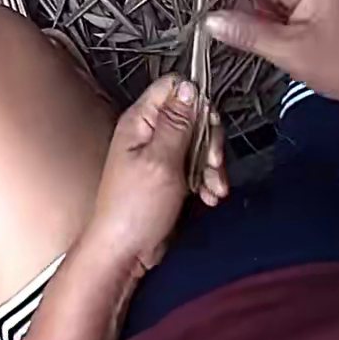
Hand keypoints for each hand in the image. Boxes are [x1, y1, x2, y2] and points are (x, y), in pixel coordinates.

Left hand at [76, 76, 227, 281]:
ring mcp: (161, 153)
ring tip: (212, 188)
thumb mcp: (161, 161)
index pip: (172, 87)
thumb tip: (189, 86)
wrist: (125, 253)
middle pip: (192, 114)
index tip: (208, 125)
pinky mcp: (171, 174)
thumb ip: (178, 123)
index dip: (195, 100)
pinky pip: (198, 165)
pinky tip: (210, 196)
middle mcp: (150, 132)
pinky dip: (208, 179)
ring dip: (212, 164)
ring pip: (199, 141)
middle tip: (212, 163)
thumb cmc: (134, 208)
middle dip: (209, 139)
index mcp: (141, 120)